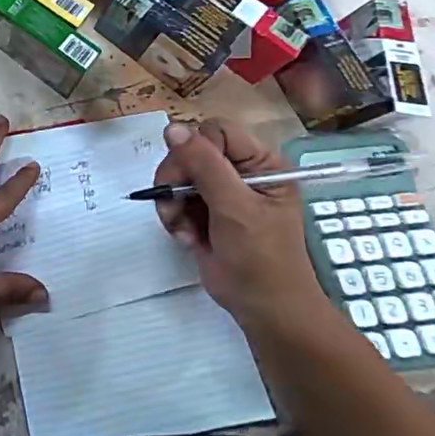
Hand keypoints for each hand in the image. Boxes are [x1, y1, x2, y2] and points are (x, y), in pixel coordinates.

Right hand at [153, 119, 321, 329]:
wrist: (263, 307)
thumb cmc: (261, 257)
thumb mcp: (234, 207)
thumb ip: (204, 165)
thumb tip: (172, 128)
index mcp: (261, 164)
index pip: (216, 132)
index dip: (195, 149)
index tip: (187, 177)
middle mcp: (240, 172)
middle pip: (189, 152)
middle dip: (177, 180)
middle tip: (174, 205)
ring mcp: (220, 193)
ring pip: (176, 176)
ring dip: (171, 203)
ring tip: (182, 228)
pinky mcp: (202, 211)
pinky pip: (173, 198)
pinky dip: (172, 217)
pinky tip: (185, 236)